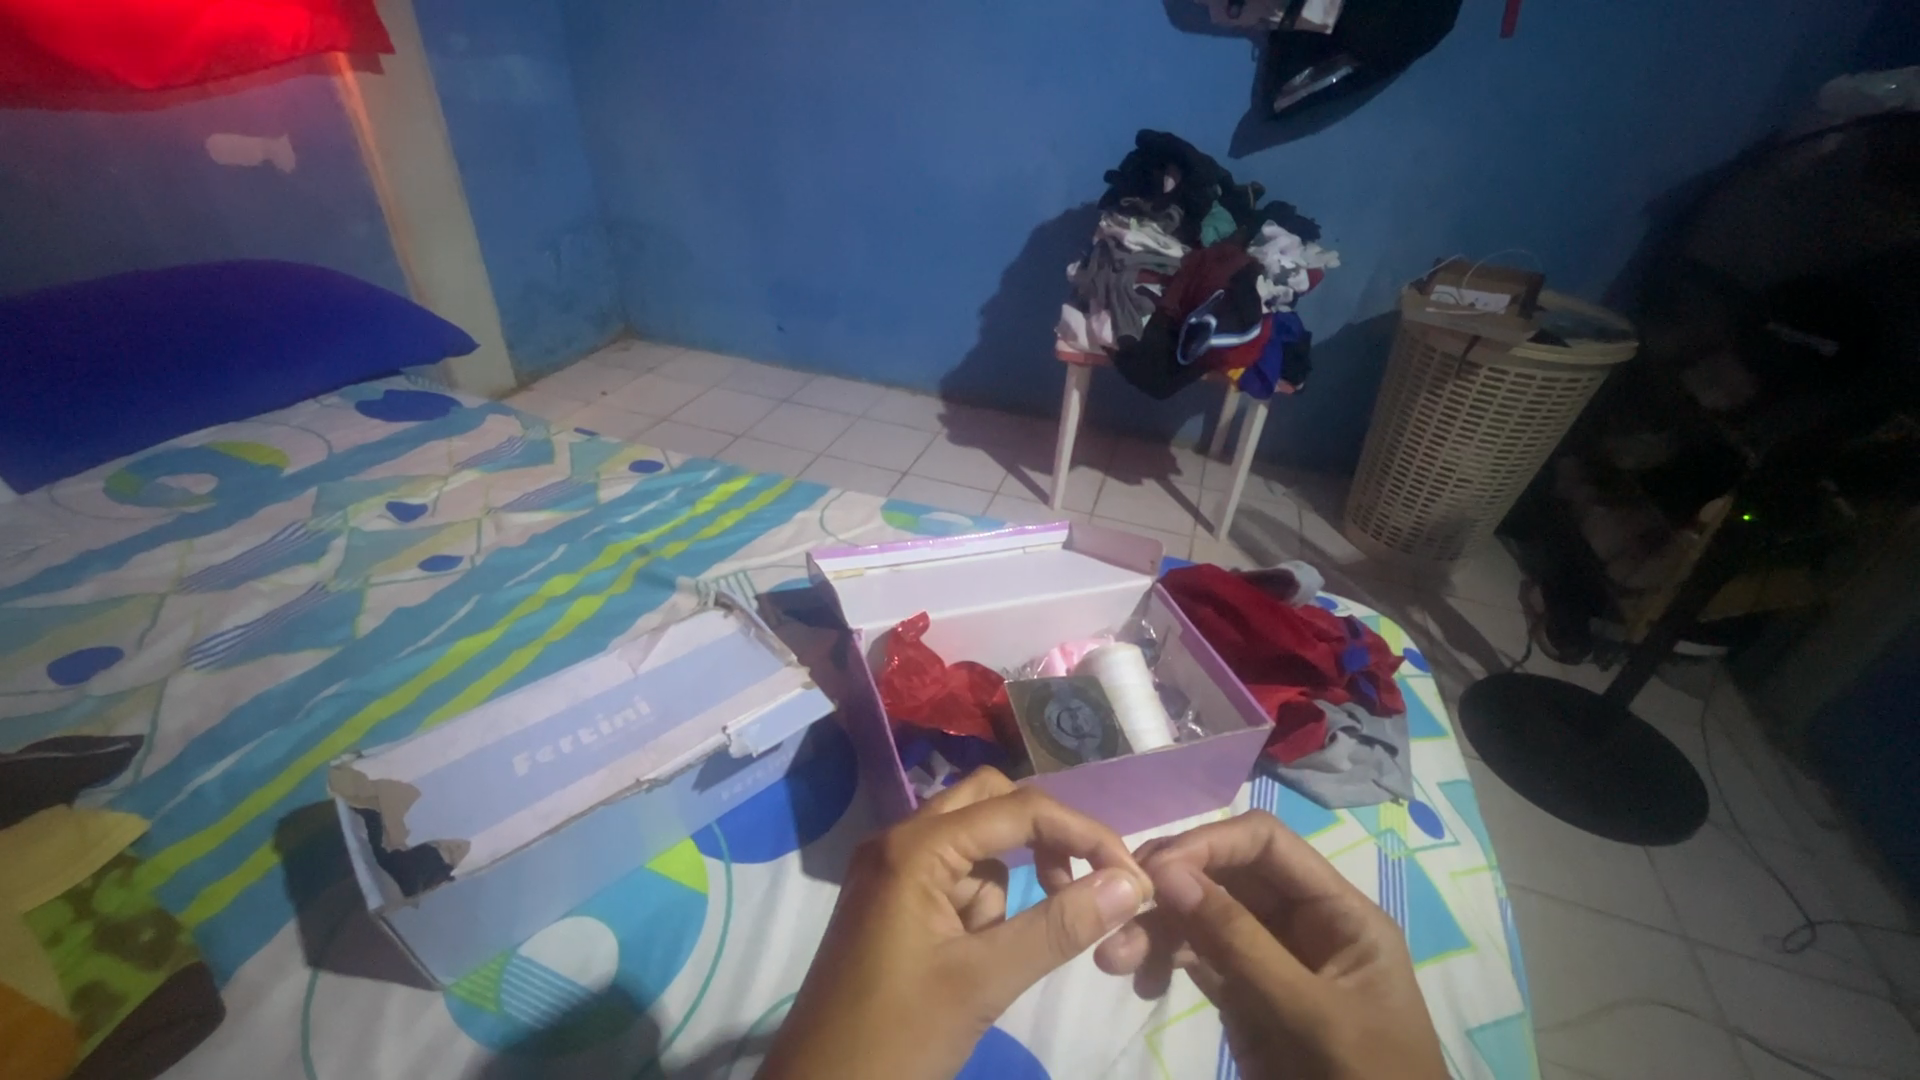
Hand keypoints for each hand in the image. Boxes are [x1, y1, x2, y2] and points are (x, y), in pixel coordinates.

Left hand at [760, 768, 1152, 1079]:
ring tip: (990, 958)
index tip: (1132, 876)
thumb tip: (1132, 883)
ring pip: (975, 844)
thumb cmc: (896, 1040)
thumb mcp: (983, 982)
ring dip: (1003, 887)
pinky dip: (979, 906)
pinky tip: (969, 960)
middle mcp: (901, 837)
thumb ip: (1058, 927)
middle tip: (1078, 890)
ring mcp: (893, 866)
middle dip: (1040, 842)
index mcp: (916, 845)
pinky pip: (954, 876)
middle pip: (990, 803)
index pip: (1017, 808)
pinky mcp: (893, 897)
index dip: (1082, 834)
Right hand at [1093, 811, 1445, 1079]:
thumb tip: (1167, 873)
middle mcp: (1302, 922)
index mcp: (1338, 912)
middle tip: (1121, 909)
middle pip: (1225, 874)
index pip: (1265, 843)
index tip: (1154, 869)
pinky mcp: (1245, 994)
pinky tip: (1143, 982)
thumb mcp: (1312, 1018)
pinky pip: (1197, 955)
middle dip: (1171, 887)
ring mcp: (1270, 958)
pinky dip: (1165, 960)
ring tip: (1115, 960)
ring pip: (1202, 914)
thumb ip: (1240, 942)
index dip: (1209, 843)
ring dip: (1157, 928)